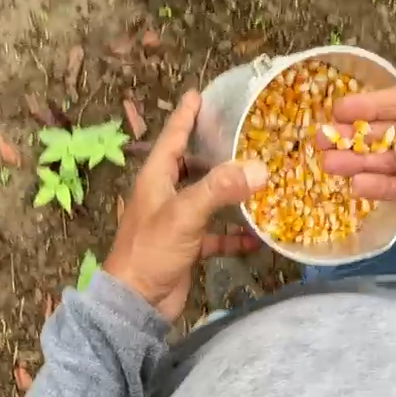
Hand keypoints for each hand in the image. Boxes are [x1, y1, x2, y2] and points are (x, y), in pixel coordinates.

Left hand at [104, 91, 267, 319]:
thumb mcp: (184, 214)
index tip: (198, 93)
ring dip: (230, 194)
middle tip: (243, 137)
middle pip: (192, 166)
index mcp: (156, 179)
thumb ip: (219, 189)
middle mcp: (165, 196)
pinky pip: (215, 235)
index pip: (172, 138)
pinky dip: (234, 235)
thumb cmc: (151, 251)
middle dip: (215, 152)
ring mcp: (176, 223)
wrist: (135, 303)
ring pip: (207, 200)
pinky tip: (256, 237)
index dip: (185, 116)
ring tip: (260, 181)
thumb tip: (259, 170)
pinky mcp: (187, 248)